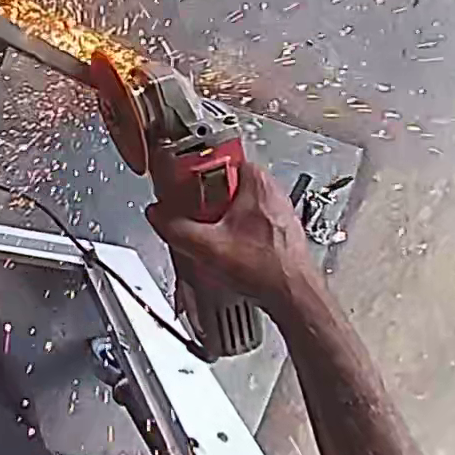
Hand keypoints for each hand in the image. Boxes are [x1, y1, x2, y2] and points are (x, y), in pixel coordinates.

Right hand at [145, 165, 321, 309]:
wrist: (295, 297)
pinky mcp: (278, 226)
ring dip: (219, 212)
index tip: (183, 183)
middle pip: (225, 180)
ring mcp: (277, 207)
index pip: (218, 157)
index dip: (196, 170)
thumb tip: (158, 215)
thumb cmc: (269, 269)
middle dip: (204, 196)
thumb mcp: (208, 247)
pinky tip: (227, 244)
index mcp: (256, 181)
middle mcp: (270, 189)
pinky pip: (248, 215)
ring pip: (236, 199)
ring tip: (207, 231)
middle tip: (192, 212)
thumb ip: (176, 228)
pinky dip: (233, 225)